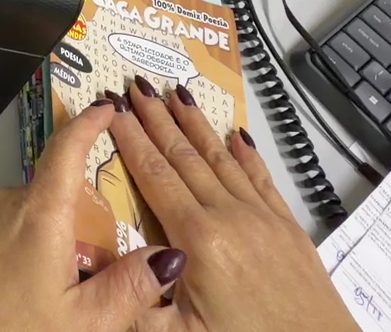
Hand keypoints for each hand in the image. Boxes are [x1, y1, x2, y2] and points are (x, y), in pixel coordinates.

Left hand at [0, 100, 187, 331]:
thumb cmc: (16, 328)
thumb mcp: (86, 320)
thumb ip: (130, 287)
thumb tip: (170, 258)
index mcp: (42, 211)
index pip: (68, 148)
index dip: (90, 122)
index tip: (109, 107)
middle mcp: (15, 199)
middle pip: (63, 183)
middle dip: (92, 210)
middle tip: (112, 251)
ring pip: (45, 205)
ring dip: (68, 229)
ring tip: (83, 277)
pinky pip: (25, 217)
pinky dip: (46, 236)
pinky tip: (55, 276)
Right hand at [110, 80, 359, 331]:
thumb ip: (139, 305)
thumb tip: (101, 272)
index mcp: (197, 237)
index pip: (153, 173)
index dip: (130, 136)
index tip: (112, 105)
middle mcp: (229, 215)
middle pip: (183, 155)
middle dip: (156, 117)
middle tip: (136, 85)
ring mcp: (262, 218)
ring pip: (220, 157)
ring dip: (195, 123)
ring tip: (177, 92)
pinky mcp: (289, 229)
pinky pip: (262, 179)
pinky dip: (246, 154)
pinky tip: (237, 134)